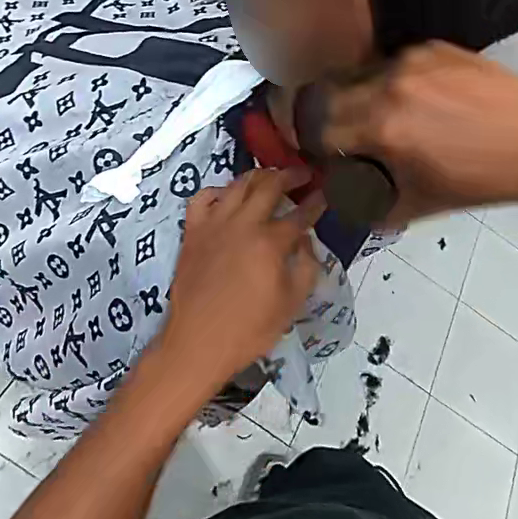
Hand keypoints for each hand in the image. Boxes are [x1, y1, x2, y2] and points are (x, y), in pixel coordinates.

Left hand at [147, 168, 326, 398]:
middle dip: (291, 175)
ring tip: (270, 177)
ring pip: (238, 184)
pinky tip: (228, 196)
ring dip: (258, 176)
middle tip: (303, 174)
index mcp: (271, 242)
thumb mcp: (292, 302)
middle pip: (270, 186)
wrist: (198, 344)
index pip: (301, 214)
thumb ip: (306, 265)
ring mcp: (214, 225)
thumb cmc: (250, 329)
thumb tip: (304, 241)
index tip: (325, 194)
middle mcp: (243, 224)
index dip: (316, 202)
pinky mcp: (192, 232)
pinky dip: (218, 190)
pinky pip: (202, 198)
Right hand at [312, 42, 517, 222]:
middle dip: (328, 116)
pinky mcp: (436, 46)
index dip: (314, 143)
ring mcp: (414, 59)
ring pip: (362, 74)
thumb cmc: (480, 180)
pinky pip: (395, 63)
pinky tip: (421, 100)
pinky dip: (394, 82)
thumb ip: (368, 198)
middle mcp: (390, 85)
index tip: (323, 152)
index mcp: (384, 127)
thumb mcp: (419, 202)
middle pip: (329, 94)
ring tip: (388, 117)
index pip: (319, 129)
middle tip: (345, 133)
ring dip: (361, 96)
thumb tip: (338, 195)